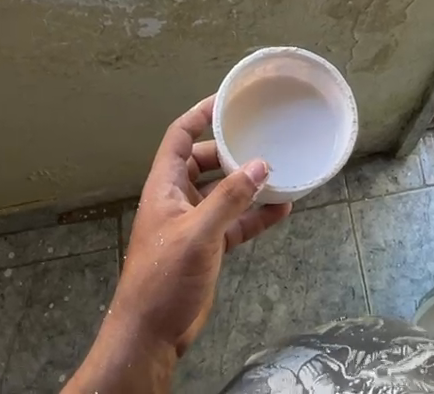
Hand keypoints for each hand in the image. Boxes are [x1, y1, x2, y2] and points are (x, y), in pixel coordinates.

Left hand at [66, 97, 291, 393]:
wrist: (150, 334)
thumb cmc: (163, 277)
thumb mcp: (198, 233)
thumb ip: (230, 198)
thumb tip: (261, 164)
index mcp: (165, 186)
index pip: (179, 136)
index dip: (200, 115)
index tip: (227, 100)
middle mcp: (178, 199)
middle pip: (205, 161)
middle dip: (231, 150)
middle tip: (261, 137)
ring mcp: (194, 223)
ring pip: (224, 192)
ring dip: (248, 184)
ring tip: (279, 171)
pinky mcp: (208, 247)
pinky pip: (235, 222)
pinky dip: (255, 215)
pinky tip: (283, 210)